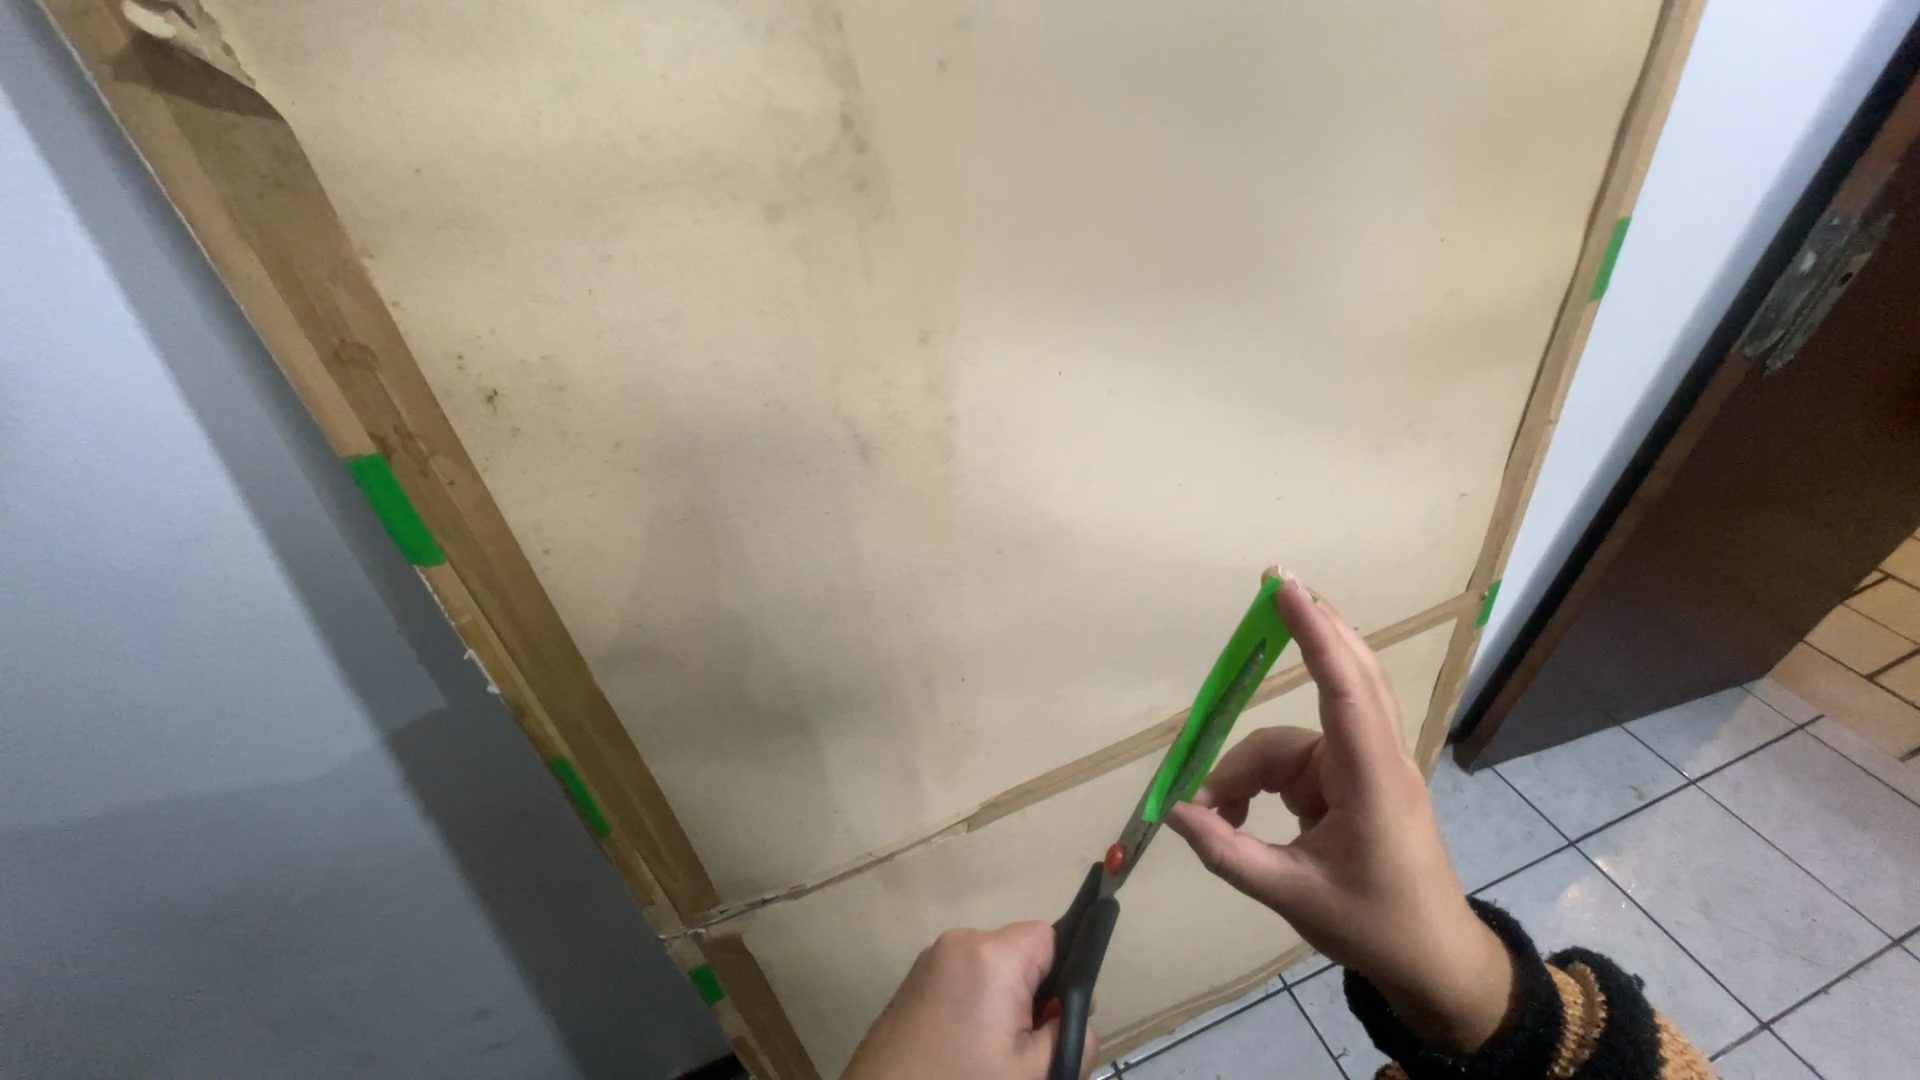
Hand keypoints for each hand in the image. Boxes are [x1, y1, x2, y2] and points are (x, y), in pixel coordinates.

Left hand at [841, 922, 1092, 1079]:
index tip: (1056, 1018)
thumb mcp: (1031, 1073)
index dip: (1063, 974)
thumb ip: (1069, 1037)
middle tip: (1027, 1049)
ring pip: (991, 969)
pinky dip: (975, 1007)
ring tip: (992, 1056)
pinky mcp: (913, 982)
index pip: (1048, 936)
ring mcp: (931, 960)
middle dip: (1032, 995)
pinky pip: (963, 980)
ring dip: (1003, 1003)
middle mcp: (960, 942)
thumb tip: (1079, 1014)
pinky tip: (965, 1052)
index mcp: (991, 954)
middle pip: (1019, 953)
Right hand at [1165, 569, 1511, 1053]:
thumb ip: (1228, 851)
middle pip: (1346, 676)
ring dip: (1246, 770)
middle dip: (1310, 630)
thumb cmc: (1376, 928)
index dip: (1316, 635)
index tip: (1287, 589)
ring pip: (1288, 740)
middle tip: (1271, 584)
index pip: (1346, 689)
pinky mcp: (1349, 781)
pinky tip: (1238, 820)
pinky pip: (1290, 763)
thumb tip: (1173, 810)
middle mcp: (1371, 759)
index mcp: (1372, 779)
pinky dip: (1257, 783)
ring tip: (1218, 818)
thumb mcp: (1294, 897)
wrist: (1436, 966)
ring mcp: (1361, 768)